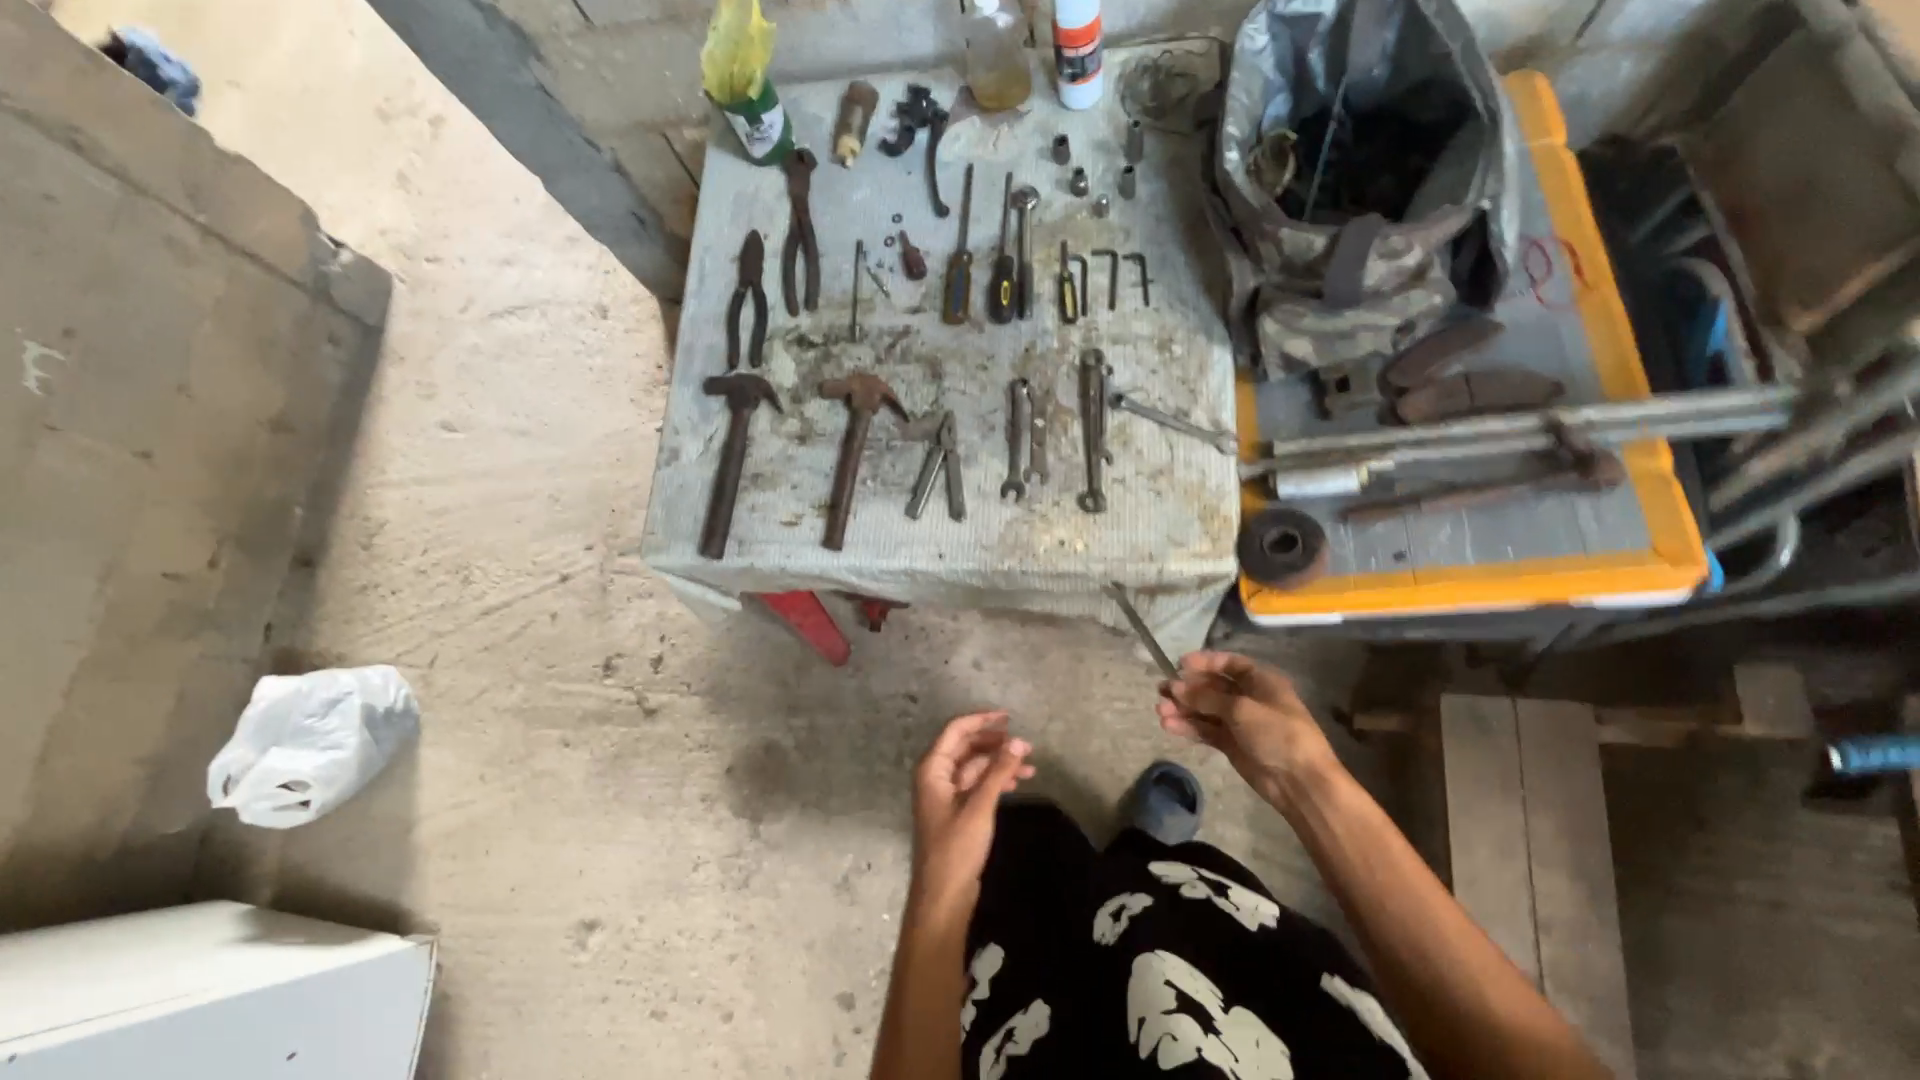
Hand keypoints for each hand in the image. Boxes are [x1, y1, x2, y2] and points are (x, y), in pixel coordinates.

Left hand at [910, 711, 1035, 912]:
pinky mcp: (957, 811)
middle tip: (1026, 745)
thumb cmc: (956, 848)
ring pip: (974, 766)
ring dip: (999, 763)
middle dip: (995, 743)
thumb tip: (1018, 742)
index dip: (982, 720)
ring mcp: (946, 795)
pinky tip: (1018, 782)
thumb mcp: (980, 807)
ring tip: (1030, 765)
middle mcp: (936, 777)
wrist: (943, 895)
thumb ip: (998, 772)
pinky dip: (996, 780)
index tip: (1009, 717)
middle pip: (966, 747)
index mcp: (932, 769)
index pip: (956, 731)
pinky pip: (977, 784)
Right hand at [1156, 651, 1338, 808]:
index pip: (1230, 663)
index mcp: (1262, 681)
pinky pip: (1206, 730)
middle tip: (1162, 691)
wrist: (1299, 781)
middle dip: (1188, 688)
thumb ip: (1206, 697)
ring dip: (1184, 709)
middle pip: (1214, 687)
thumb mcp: (1241, 709)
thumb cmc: (1277, 733)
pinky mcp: (1232, 744)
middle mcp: (1250, 698)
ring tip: (1160, 711)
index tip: (1180, 665)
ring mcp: (1240, 723)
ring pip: (1206, 710)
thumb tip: (1175, 686)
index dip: (1205, 662)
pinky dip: (1189, 727)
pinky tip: (1169, 726)